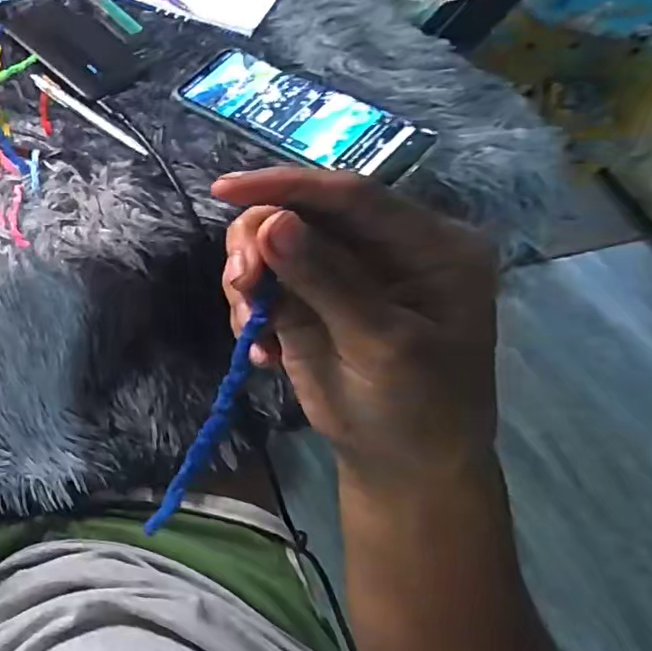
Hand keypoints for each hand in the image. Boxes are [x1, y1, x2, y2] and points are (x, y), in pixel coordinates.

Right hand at [211, 168, 498, 482]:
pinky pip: (259, 280)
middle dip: (257, 243)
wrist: (401, 464)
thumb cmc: (418, 407)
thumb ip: (325, 280)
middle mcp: (382, 248)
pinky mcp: (306, 297)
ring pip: (269, 243)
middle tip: (240, 284)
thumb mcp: (380, 343)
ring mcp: (340, 272)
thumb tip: (271, 223)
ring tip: (251, 326)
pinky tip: (259, 349)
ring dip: (247, 279)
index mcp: (428, 245)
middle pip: (300, 213)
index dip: (287, 186)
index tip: (224, 189)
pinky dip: (246, 308)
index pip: (351, 195)